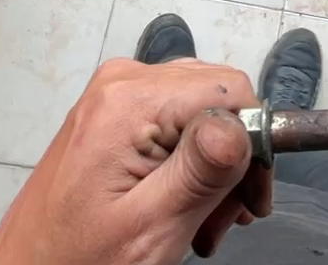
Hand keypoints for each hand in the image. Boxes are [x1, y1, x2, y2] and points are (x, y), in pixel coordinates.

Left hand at [0, 58, 272, 263]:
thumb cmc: (73, 263)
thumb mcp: (148, 228)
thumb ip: (200, 170)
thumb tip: (246, 121)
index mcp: (130, 100)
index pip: (230, 88)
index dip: (253, 141)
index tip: (251, 198)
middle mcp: (125, 80)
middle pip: (218, 95)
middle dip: (233, 157)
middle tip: (226, 219)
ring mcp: (119, 92)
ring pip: (203, 106)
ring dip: (214, 163)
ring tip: (202, 221)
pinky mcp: (117, 108)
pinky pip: (176, 116)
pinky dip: (190, 158)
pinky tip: (182, 201)